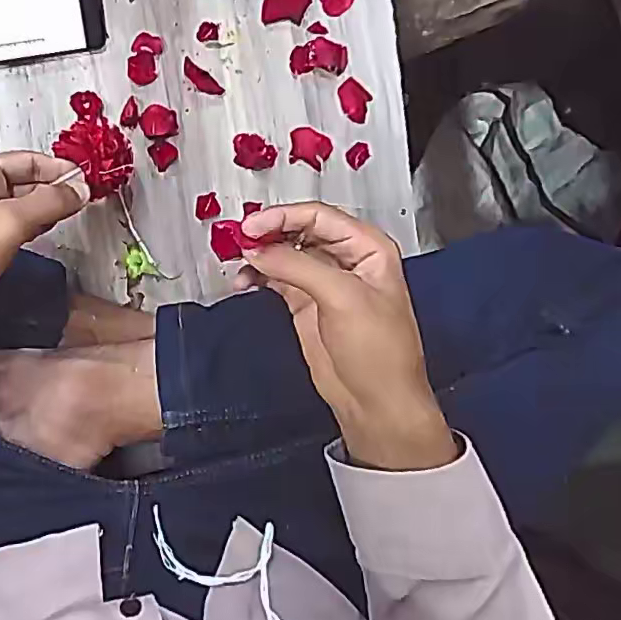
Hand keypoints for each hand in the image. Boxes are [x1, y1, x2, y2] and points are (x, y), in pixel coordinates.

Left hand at [0, 152, 89, 349]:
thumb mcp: (9, 221)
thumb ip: (49, 201)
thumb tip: (80, 190)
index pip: (26, 159)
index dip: (58, 168)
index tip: (86, 180)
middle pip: (26, 180)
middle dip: (56, 188)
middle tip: (86, 197)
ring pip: (25, 204)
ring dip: (49, 207)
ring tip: (74, 211)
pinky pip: (19, 225)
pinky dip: (38, 225)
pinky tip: (51, 229)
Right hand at [237, 203, 458, 470]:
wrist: (375, 402)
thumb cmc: (382, 353)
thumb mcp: (343, 298)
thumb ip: (298, 267)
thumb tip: (259, 249)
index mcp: (368, 247)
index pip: (319, 216)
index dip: (283, 217)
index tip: (252, 227)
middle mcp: (346, 258)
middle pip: (298, 229)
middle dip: (267, 232)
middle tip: (240, 240)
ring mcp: (323, 280)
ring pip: (284, 252)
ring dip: (259, 254)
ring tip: (238, 262)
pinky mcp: (306, 301)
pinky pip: (276, 276)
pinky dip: (258, 275)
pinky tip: (245, 280)